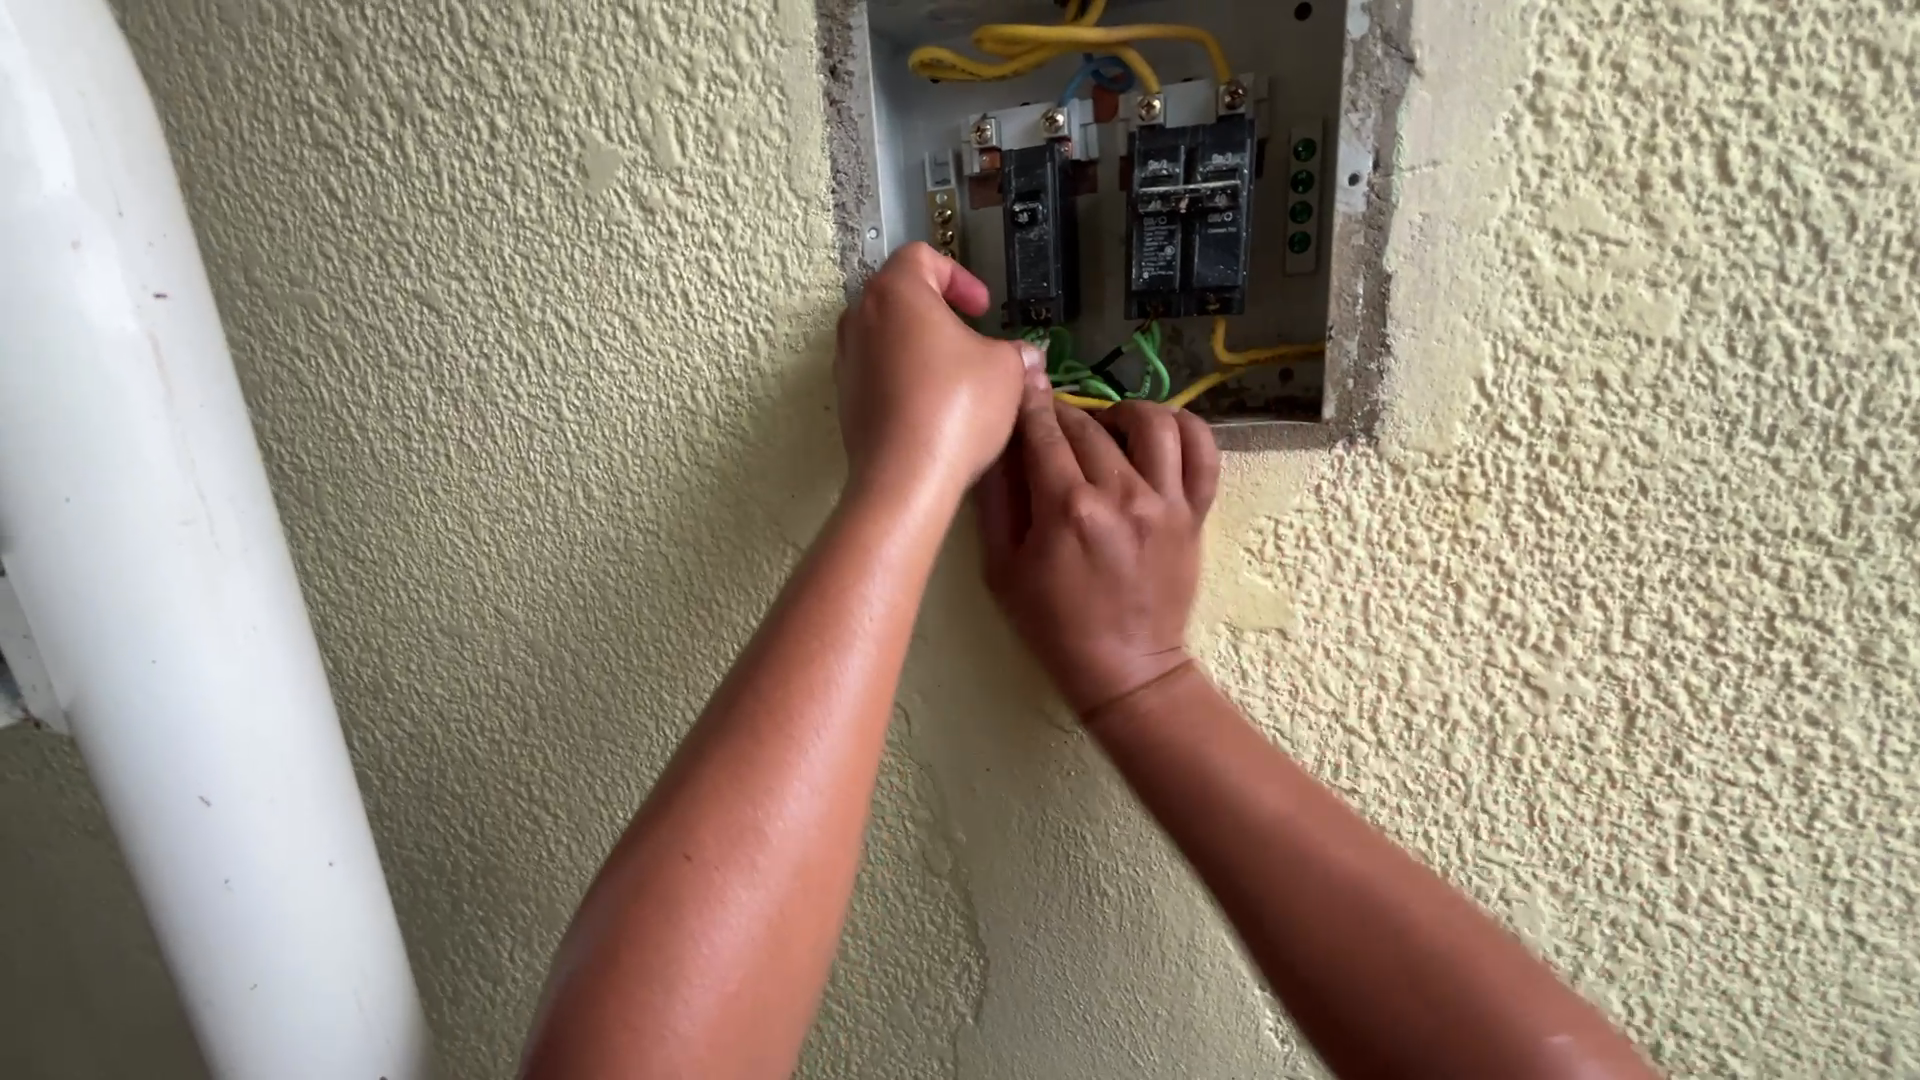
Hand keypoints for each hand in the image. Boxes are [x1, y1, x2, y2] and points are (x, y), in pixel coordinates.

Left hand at [836, 243, 1042, 496]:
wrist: (905, 477)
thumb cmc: (957, 407)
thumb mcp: (1005, 370)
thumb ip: (1016, 352)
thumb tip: (1026, 355)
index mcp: (895, 292)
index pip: (922, 257)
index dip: (959, 276)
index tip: (983, 309)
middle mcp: (859, 318)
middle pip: (899, 295)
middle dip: (939, 310)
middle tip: (971, 336)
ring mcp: (846, 360)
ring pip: (886, 336)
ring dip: (920, 346)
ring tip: (954, 375)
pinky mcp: (845, 399)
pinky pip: (878, 373)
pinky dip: (904, 377)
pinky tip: (933, 407)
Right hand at [977, 383, 1219, 716]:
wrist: (1124, 668)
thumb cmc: (1051, 624)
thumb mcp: (1001, 570)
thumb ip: (997, 503)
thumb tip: (995, 447)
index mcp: (1067, 509)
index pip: (1043, 433)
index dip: (1028, 403)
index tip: (1022, 382)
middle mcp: (1120, 495)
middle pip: (1088, 425)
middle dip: (1061, 412)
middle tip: (1047, 421)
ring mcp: (1165, 502)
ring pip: (1151, 423)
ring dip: (1120, 412)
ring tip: (1105, 426)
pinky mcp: (1194, 513)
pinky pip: (1202, 451)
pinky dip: (1184, 427)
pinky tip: (1157, 432)